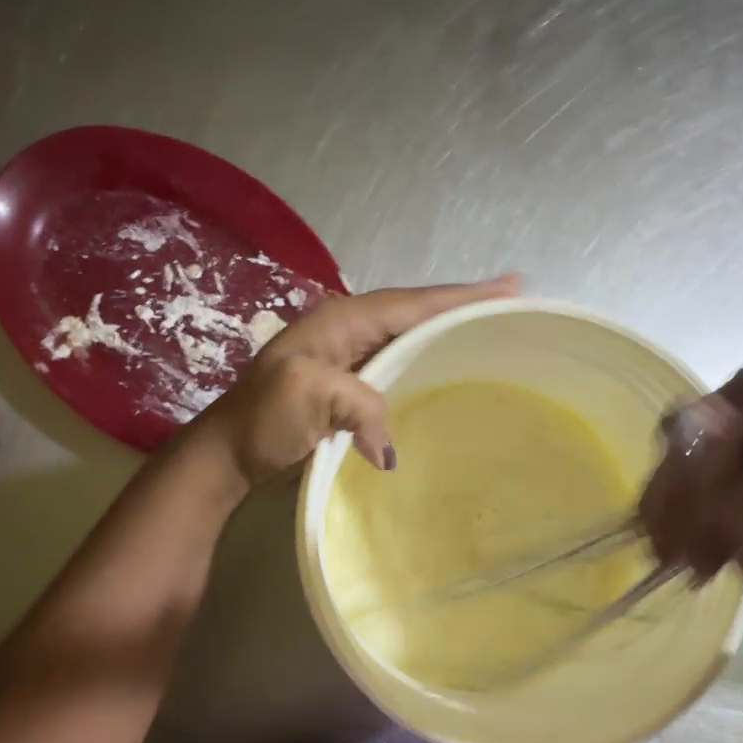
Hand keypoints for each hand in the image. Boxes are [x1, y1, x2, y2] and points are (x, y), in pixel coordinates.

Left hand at [191, 276, 521, 483]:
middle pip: (415, 313)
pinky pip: (398, 367)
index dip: (460, 297)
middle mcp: (348, 331)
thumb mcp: (306, 396)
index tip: (509, 288)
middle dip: (461, 307)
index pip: (412, 303)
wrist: (229, 455)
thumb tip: (389, 448)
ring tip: (490, 329)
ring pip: (408, 337)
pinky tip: (445, 370)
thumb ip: (358, 403)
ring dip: (446, 332)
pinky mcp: (347, 388)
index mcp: (341, 322)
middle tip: (513, 303)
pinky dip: (426, 363)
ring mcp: (347, 359)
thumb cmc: (262, 419)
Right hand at [639, 368, 742, 666]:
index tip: (686, 478)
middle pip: (736, 424)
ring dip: (689, 504)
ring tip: (672, 554)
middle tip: (663, 527)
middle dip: (693, 477)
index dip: (715, 425)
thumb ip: (735, 478)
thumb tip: (680, 417)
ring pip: (724, 459)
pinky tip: (694, 559)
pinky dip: (704, 520)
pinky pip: (730, 489)